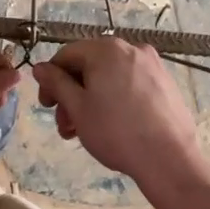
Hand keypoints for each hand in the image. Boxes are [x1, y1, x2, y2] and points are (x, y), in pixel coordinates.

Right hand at [31, 38, 199, 182]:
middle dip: (72, 94)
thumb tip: (40, 67)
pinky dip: (115, 97)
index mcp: (106, 49)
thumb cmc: (116, 132)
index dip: (51, 80)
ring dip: (92, 98)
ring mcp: (152, 64)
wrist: (169, 159)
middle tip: (66, 126)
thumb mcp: (78, 108)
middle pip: (89, 65)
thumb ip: (56, 83)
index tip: (47, 107)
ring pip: (110, 76)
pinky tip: (114, 124)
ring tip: (86, 131)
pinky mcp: (165, 82)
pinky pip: (130, 83)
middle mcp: (131, 48)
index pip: (67, 55)